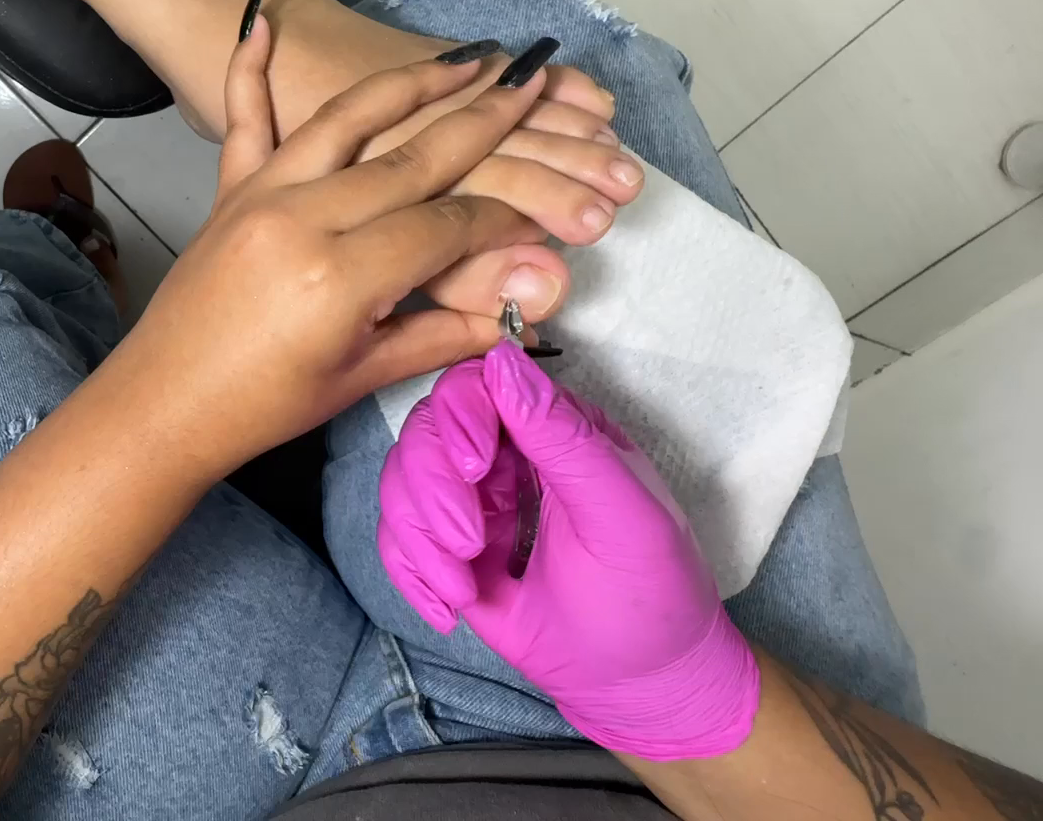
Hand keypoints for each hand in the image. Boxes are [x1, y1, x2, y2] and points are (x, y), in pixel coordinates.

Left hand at [95, 11, 554, 474]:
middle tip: (538, 81)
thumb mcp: (359, 377)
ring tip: (467, 55)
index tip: (544, 215)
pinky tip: (260, 18)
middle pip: (413, 160)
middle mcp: (303, 218)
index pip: (448, 226)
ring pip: (346, 121)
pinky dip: (248, 69)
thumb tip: (526, 308)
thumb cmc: (262, 405)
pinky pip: (242, 121)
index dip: (505, 219)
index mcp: (342, 276)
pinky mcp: (227, 192)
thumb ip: (444, 333)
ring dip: (411, 82)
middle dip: (486, 121)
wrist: (164, 401)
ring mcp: (260, 195)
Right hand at [376, 342, 760, 760]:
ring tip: (461, 589)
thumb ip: (564, 438)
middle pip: (421, 433)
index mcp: (545, 429)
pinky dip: (408, 572)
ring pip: (397, 481)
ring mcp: (462, 497)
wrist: (636, 686)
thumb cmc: (650, 596)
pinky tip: (445, 607)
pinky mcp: (439, 542)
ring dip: (419, 538)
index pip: (470, 386)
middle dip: (432, 491)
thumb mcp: (624, 516)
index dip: (458, 417)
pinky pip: (392, 535)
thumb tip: (502, 357)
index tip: (473, 469)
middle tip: (466, 545)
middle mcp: (495, 452)